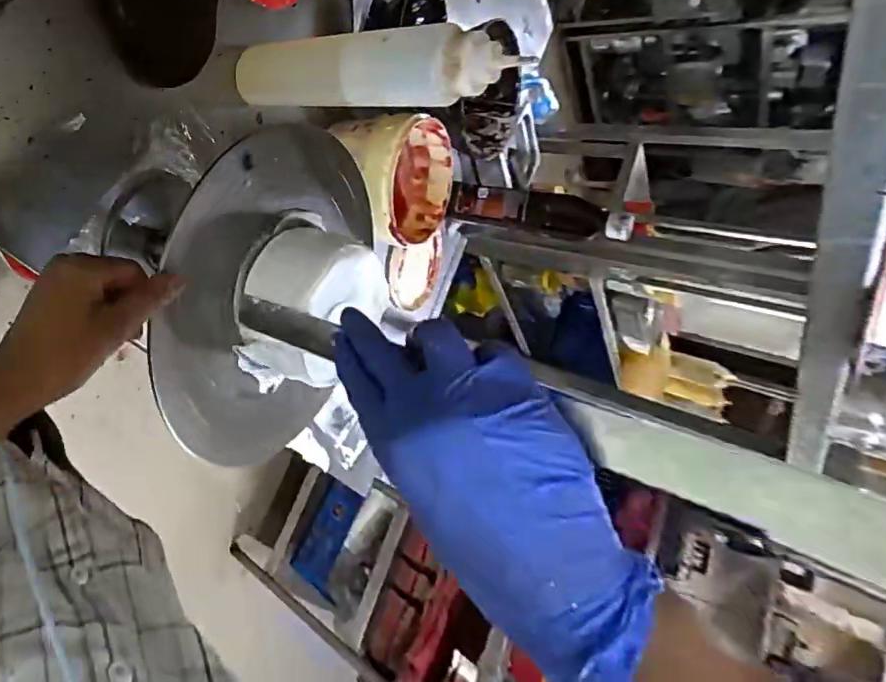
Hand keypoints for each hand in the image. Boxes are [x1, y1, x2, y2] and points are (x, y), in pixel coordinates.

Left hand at [0, 254, 184, 419]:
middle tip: (122, 341)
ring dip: (111, 313)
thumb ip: (145, 302)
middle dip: (125, 306)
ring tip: (106, 344)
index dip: (142, 298)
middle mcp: (65, 262)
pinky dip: (93, 313)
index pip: (131, 270)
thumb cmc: (66, 355)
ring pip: (99, 288)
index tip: (135, 331)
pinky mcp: (46, 294)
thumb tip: (179, 278)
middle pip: (115, 276)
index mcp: (80, 264)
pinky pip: (82, 295)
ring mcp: (53, 277)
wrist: (14, 381)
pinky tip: (90, 338)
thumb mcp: (111, 330)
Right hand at [333, 314, 660, 681]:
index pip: (355, 377)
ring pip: (435, 333)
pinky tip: (493, 371)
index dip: (346, 353)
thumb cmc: (471, 541)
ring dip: (433, 339)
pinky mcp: (510, 386)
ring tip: (440, 348)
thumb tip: (406, 405)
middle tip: (357, 317)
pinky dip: (489, 358)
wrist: (545, 567)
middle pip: (378, 349)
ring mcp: (461, 387)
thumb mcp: (412, 480)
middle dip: (363, 329)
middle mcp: (414, 400)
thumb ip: (401, 434)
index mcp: (387, 432)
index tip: (341, 336)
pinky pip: (493, 352)